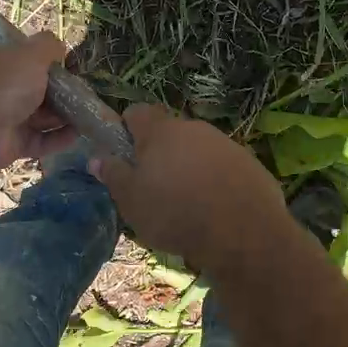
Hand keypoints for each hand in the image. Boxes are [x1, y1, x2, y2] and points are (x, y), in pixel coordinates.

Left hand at [0, 33, 80, 168]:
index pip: (36, 62)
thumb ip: (49, 46)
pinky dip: (61, 138)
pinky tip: (79, 134)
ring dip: (68, 117)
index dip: (57, 65)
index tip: (77, 70)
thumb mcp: (31, 54)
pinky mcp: (18, 144)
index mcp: (10, 64)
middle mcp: (11, 90)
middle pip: (45, 91)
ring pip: (47, 118)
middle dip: (67, 94)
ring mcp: (14, 119)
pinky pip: (44, 141)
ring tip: (91, 115)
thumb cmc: (6, 85)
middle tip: (89, 96)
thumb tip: (61, 48)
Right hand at [88, 104, 292, 265]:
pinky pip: (224, 168)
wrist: (243, 234)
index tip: (125, 156)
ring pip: (198, 150)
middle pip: (170, 133)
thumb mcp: (131, 200)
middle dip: (160, 154)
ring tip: (187, 205)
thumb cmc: (175, 214)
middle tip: (153, 188)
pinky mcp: (251, 165)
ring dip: (189, 168)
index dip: (127, 130)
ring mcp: (226, 145)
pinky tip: (215, 211)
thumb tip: (97, 158)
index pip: (137, 112)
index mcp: (161, 131)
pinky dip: (216, 182)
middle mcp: (194, 129)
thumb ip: (113, 175)